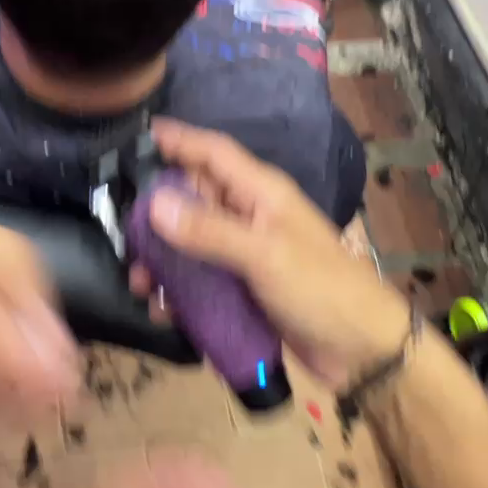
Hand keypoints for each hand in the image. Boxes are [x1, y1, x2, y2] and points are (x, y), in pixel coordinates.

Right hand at [145, 119, 412, 385]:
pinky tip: (162, 309)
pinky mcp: (240, 287)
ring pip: (189, 241)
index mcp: (260, 192)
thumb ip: (209, 230)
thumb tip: (153, 205)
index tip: (138, 134)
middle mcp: (248, 215)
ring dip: (162, 259)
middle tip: (124, 233)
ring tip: (140, 283)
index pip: (212, 152)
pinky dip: (177, 290)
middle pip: (191, 197)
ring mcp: (243, 252)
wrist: (363, 353)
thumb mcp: (264, 255)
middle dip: (155, 213)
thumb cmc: (322, 290)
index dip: (178, 139)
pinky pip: (198, 278)